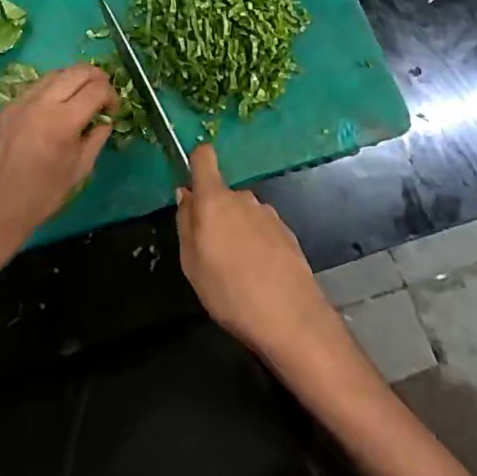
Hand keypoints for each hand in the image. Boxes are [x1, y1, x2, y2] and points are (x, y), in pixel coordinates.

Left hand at [0, 64, 116, 249]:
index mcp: (63, 123)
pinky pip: (36, 87)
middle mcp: (41, 104)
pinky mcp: (6, 106)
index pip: (96, 89)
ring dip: (74, 79)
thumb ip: (96, 138)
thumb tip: (105, 119)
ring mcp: (21, 102)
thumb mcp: (80, 169)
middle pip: (78, 71)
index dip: (112, 96)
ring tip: (81, 97)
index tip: (112, 110)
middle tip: (102, 95)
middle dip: (97, 78)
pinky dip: (53, 88)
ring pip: (56, 73)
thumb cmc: (43, 194)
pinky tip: (56, 106)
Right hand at [177, 144, 339, 361]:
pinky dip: (257, 244)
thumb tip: (186, 193)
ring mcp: (268, 214)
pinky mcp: (287, 232)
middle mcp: (243, 198)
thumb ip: (186, 223)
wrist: (291, 317)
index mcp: (215, 200)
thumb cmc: (229, 291)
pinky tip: (260, 275)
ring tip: (237, 270)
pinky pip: (262, 230)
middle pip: (222, 195)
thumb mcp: (191, 263)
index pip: (204, 158)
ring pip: (243, 214)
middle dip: (215, 215)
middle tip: (211, 253)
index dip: (196, 162)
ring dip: (237, 231)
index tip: (192, 183)